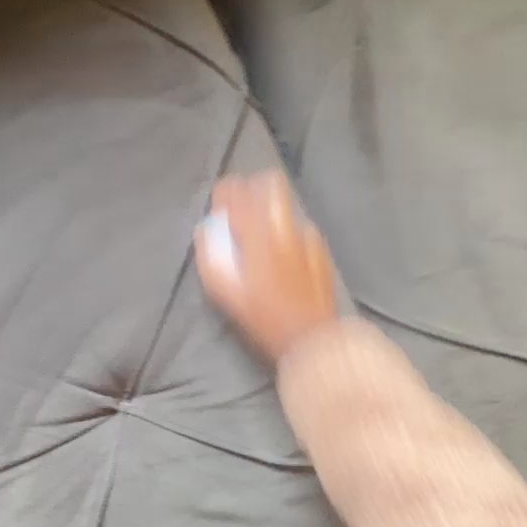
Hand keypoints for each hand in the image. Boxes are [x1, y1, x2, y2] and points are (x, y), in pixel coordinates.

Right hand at [194, 171, 340, 361]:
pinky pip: (301, 228)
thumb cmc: (263, 320)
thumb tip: (204, 232)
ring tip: (261, 221)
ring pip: (287, 206)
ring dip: (271, 207)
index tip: (220, 194)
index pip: (240, 196)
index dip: (227, 190)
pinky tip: (285, 247)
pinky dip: (288, 230)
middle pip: (272, 187)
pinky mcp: (321, 251)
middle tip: (243, 199)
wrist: (312, 338)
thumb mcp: (226, 294)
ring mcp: (307, 239)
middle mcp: (284, 230)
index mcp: (257, 237)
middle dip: (254, 187)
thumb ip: (211, 258)